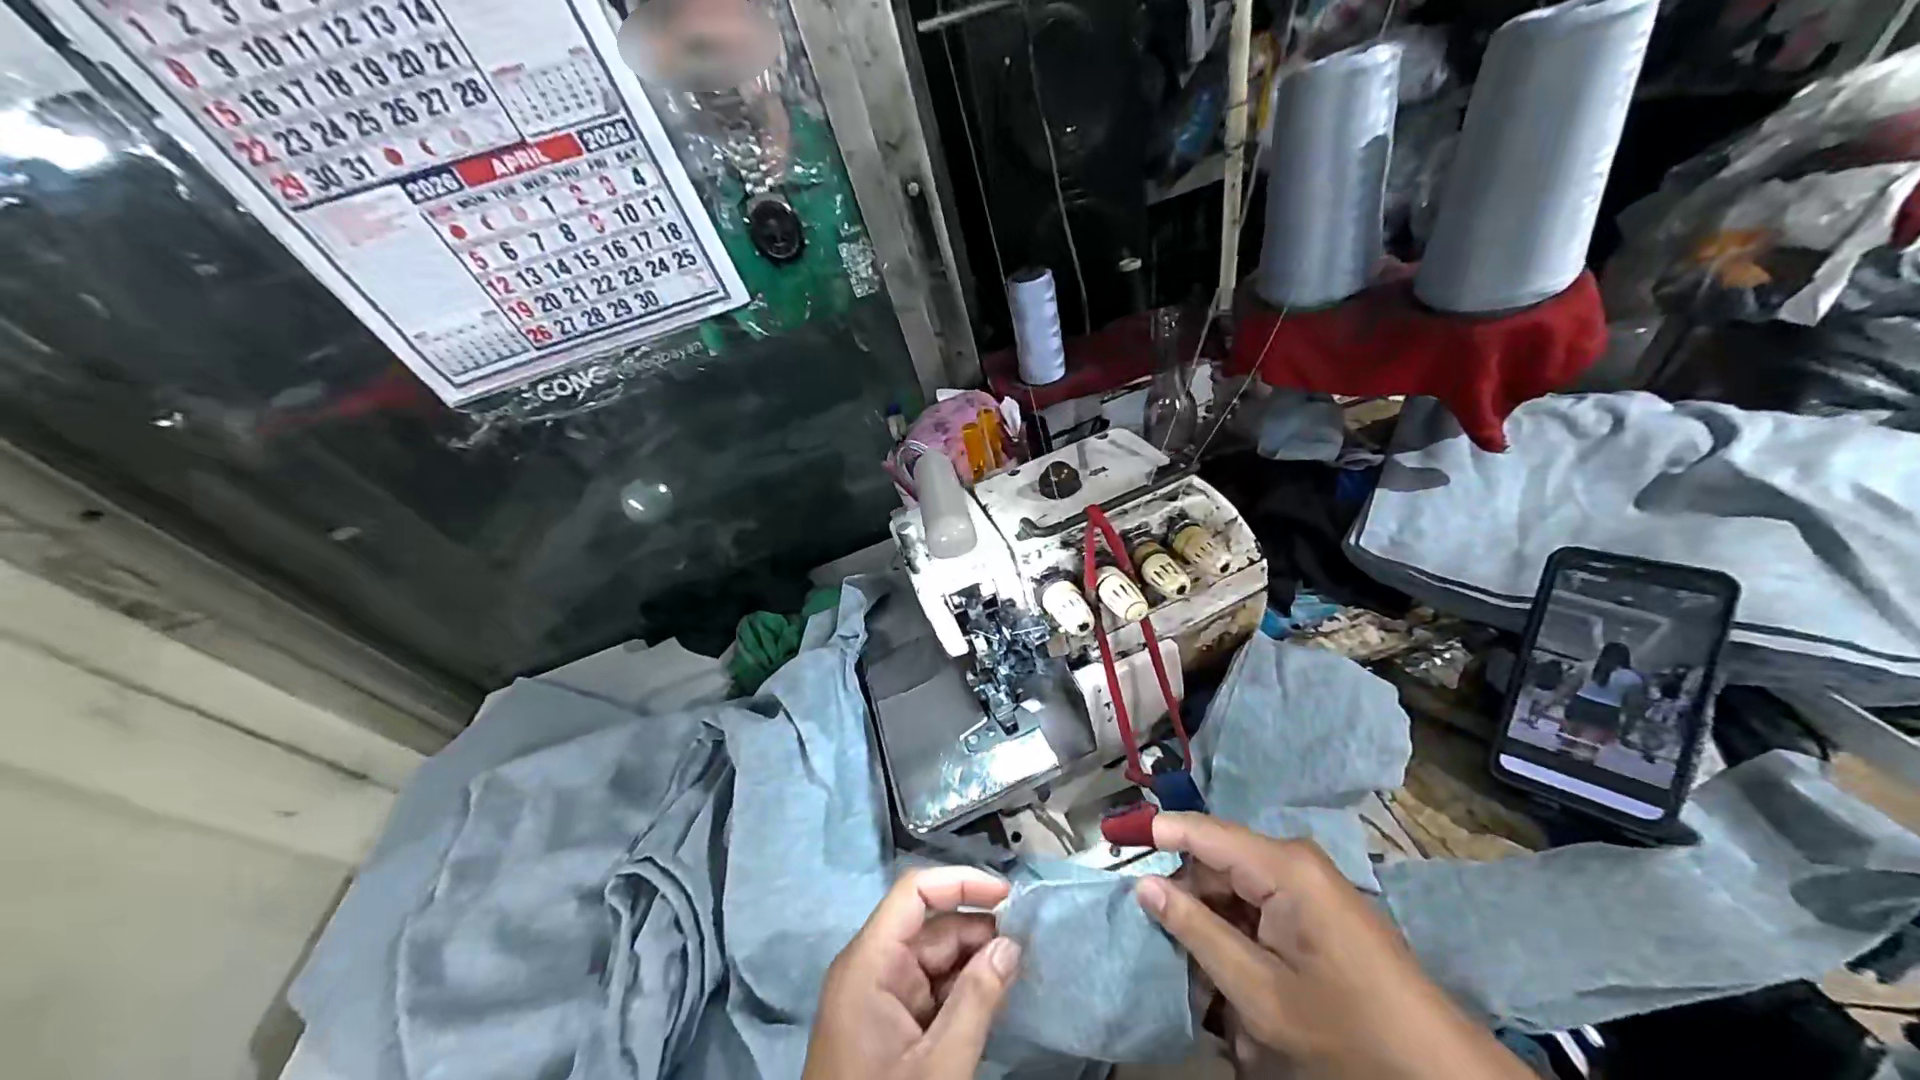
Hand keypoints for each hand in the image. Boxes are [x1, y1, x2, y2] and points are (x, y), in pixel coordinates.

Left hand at [803, 866, 1022, 1079]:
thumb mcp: (939, 1064)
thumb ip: (978, 1000)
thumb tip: (1011, 945)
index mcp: (869, 962)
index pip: (914, 894)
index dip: (960, 883)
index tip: (1009, 896)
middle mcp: (872, 968)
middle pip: (930, 926)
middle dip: (978, 929)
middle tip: (1028, 945)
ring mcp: (880, 996)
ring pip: (935, 958)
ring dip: (975, 961)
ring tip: (1019, 970)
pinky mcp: (890, 1023)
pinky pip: (931, 989)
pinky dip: (963, 990)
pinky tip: (996, 996)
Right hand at [1135, 813, 1531, 1079]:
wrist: (1437, 1069)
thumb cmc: (1345, 1025)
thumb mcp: (1258, 989)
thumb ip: (1196, 930)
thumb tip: (1145, 885)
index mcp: (1282, 866)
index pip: (1204, 830)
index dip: (1157, 830)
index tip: (1113, 836)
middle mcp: (1293, 859)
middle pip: (1216, 859)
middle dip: (1184, 894)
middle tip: (1154, 933)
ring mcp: (1307, 880)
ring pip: (1233, 883)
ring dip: (1209, 919)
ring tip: (1191, 964)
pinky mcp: (1314, 903)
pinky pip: (1258, 901)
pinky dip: (1235, 929)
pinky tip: (1226, 967)